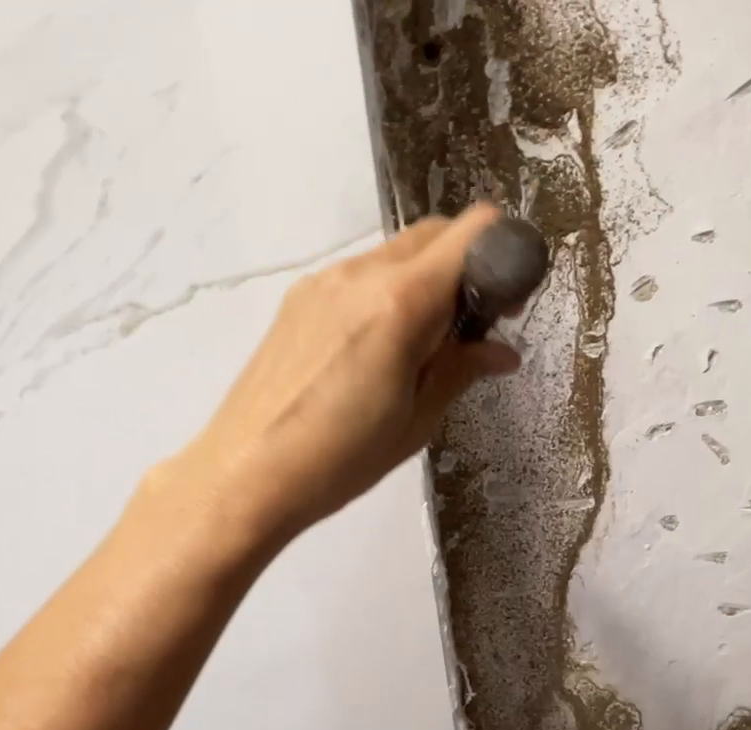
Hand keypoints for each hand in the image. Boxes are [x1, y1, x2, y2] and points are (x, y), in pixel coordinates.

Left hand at [164, 204, 521, 543]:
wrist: (244, 476)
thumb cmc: (338, 460)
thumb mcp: (414, 422)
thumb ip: (461, 371)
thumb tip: (503, 352)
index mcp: (400, 302)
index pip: (471, 232)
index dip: (503, 256)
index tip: (506, 305)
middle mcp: (359, 274)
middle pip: (434, 234)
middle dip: (466, 266)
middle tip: (469, 330)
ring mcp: (321, 282)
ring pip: (393, 254)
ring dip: (423, 282)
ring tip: (419, 349)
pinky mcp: (296, 300)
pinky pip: (358, 276)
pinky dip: (385, 294)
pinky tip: (375, 351)